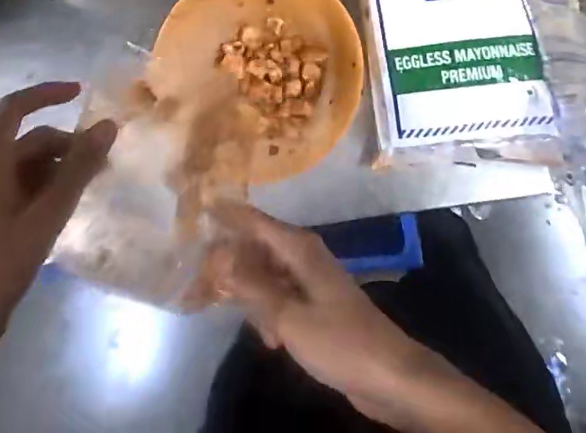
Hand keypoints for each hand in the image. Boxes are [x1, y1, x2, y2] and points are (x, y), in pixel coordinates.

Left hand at [0, 83, 114, 432]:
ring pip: (29, 166)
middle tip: (105, 161)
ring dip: (62, 167)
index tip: (82, 92)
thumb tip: (108, 125)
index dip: (47, 93)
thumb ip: (79, 169)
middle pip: (30, 139)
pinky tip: (70, 208)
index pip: (15, 107)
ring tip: (94, 186)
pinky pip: (23, 189)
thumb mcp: (47, 214)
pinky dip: (49, 188)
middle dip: (68, 143)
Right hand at [205, 204, 542, 432]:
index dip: (225, 214)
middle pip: (255, 247)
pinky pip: (279, 295)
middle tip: (194, 289)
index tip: (196, 210)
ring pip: (265, 274)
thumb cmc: (340, 341)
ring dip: (245, 293)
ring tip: (228, 319)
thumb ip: (252, 286)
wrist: (390, 375)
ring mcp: (309, 279)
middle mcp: (303, 254)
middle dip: (225, 265)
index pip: (253, 220)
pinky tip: (269, 339)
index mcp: (298, 247)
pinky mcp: (314, 303)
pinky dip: (267, 311)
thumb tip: (218, 256)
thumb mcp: (289, 317)